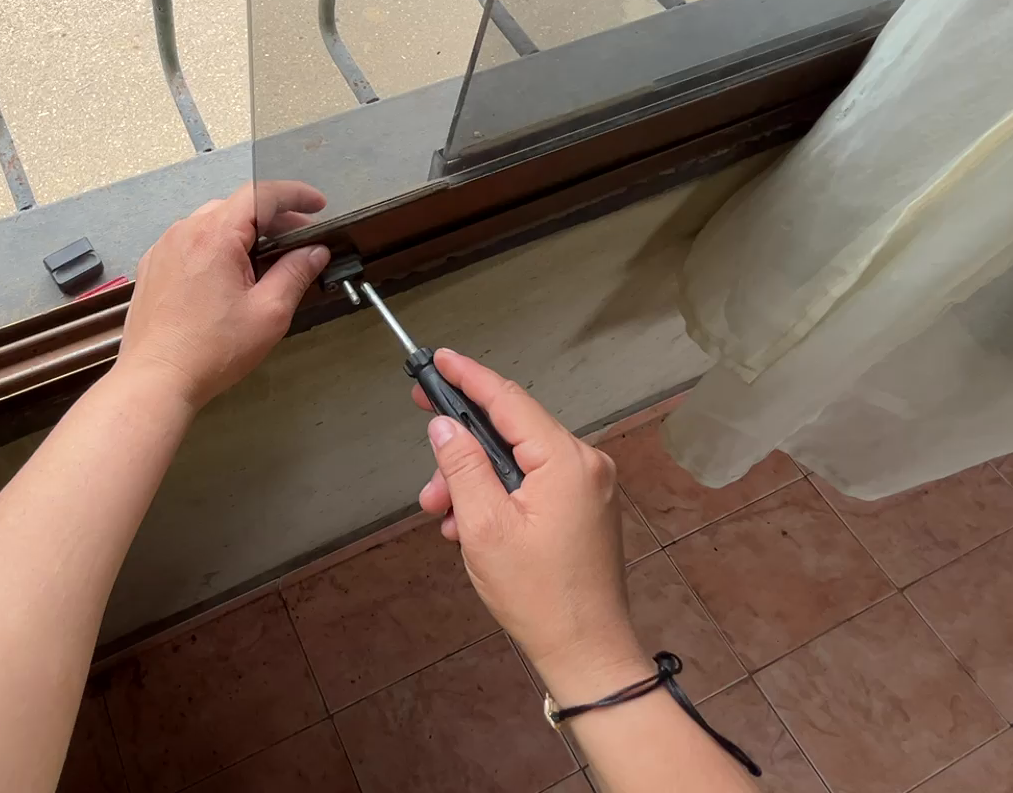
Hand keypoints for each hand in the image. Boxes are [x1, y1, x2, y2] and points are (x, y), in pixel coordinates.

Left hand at [116, 181, 330, 409]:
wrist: (156, 379)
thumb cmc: (208, 351)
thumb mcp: (268, 312)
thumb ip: (295, 274)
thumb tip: (314, 252)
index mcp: (215, 236)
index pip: (261, 194)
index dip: (295, 195)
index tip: (315, 204)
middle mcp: (185, 232)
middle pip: (237, 207)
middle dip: (273, 218)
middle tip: (298, 240)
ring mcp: (164, 248)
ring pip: (213, 223)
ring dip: (243, 234)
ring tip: (265, 262)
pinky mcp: (154, 266)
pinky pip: (191, 242)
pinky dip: (216, 248)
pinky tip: (229, 276)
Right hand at [414, 350, 649, 696]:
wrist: (586, 654)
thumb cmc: (538, 595)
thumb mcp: (483, 526)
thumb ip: (461, 465)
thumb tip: (443, 424)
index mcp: (566, 461)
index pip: (507, 399)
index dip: (467, 375)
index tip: (438, 359)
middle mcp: (583, 462)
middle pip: (508, 429)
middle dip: (460, 446)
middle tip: (426, 448)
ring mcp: (585, 483)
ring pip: (513, 457)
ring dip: (471, 478)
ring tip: (442, 513)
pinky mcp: (580, 503)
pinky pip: (527, 478)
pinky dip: (493, 492)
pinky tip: (467, 523)